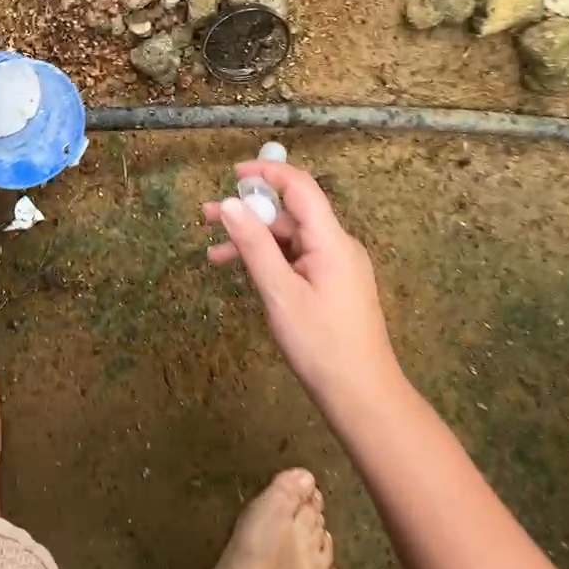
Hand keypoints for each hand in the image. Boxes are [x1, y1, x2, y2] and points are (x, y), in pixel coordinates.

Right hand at [202, 161, 399, 398]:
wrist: (362, 395)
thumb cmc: (320, 343)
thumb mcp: (279, 292)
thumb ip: (254, 245)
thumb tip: (230, 204)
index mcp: (331, 241)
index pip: (300, 188)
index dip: (267, 173)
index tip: (232, 174)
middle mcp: (337, 246)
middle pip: (289, 214)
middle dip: (248, 213)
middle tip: (206, 219)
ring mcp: (337, 266)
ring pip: (289, 239)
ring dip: (253, 240)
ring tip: (214, 254)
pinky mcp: (332, 285)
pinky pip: (296, 259)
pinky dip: (268, 259)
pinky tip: (244, 273)